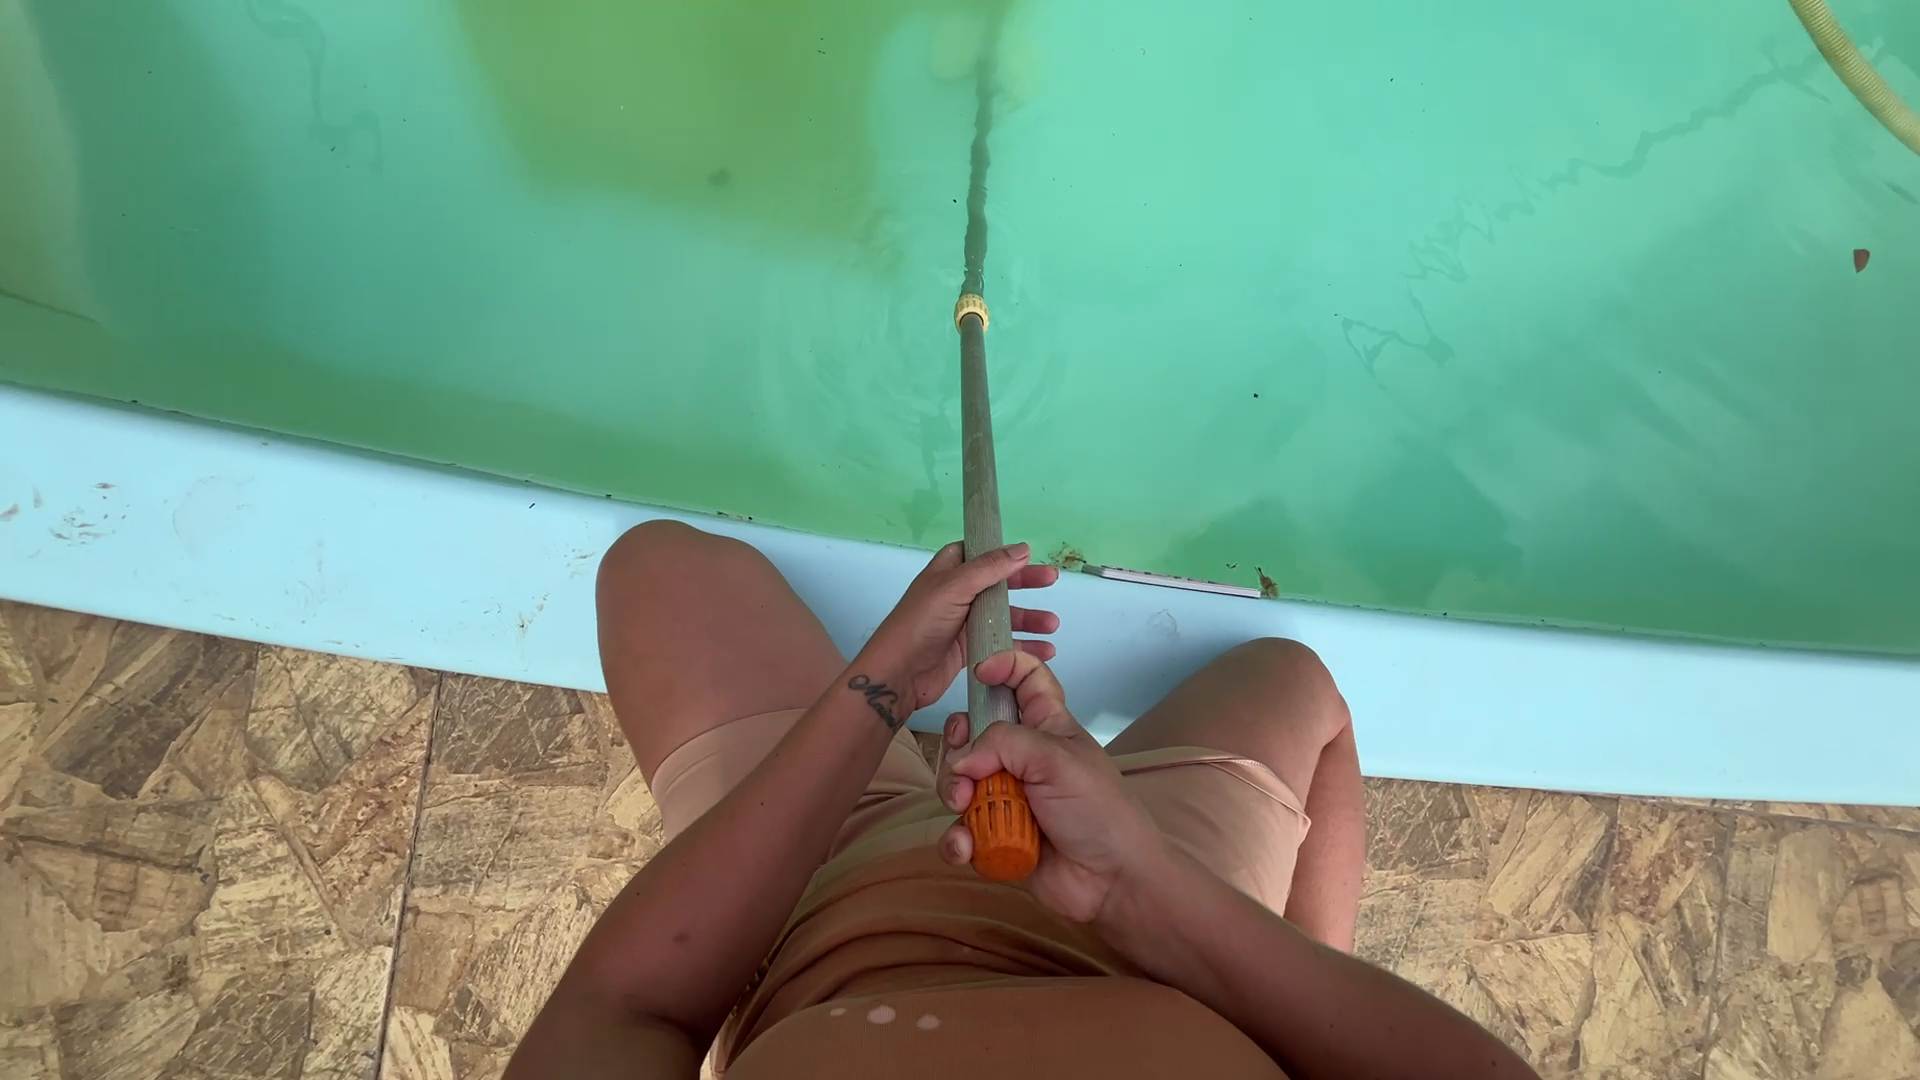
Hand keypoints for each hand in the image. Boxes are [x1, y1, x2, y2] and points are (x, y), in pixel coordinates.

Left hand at [851, 541, 1058, 713]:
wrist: (898, 675)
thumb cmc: (920, 624)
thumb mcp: (954, 587)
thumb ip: (989, 568)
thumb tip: (1022, 548)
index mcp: (948, 571)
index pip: (979, 553)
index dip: (1002, 553)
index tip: (1028, 554)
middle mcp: (956, 594)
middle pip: (997, 583)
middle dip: (1025, 583)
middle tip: (1052, 581)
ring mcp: (963, 622)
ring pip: (1003, 615)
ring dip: (1028, 618)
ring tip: (1052, 625)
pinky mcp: (969, 650)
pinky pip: (1001, 643)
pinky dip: (1022, 645)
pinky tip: (1044, 651)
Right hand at [936, 651, 1164, 923]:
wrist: (1110, 883)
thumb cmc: (1096, 809)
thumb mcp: (1057, 760)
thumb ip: (1004, 743)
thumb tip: (960, 761)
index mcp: (1046, 725)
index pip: (1025, 678)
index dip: (1004, 664)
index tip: (979, 671)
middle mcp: (1022, 755)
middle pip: (974, 728)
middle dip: (959, 740)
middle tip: (962, 760)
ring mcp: (1006, 795)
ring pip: (959, 780)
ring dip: (954, 793)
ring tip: (966, 807)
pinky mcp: (994, 834)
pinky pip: (960, 829)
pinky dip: (957, 838)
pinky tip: (966, 846)